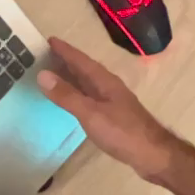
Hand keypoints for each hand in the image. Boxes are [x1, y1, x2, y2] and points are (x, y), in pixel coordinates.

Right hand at [37, 37, 194, 184]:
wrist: (152, 154)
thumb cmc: (122, 132)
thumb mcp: (91, 113)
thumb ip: (67, 95)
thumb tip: (42, 75)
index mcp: (104, 81)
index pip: (81, 60)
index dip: (65, 50)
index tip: (49, 40)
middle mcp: (108, 87)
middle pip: (84, 70)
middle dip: (66, 62)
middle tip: (45, 56)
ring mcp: (112, 102)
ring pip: (87, 84)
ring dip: (71, 78)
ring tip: (53, 75)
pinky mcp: (113, 116)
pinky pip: (90, 98)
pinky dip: (77, 94)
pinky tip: (72, 100)